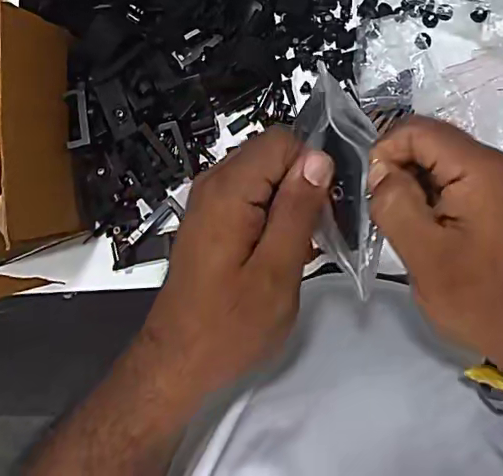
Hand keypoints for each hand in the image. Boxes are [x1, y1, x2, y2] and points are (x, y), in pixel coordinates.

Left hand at [131, 127, 333, 401]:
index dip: (311, 167)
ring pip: (265, 173)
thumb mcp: (276, 273)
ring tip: (298, 247)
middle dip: (302, 184)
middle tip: (315, 232)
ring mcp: (209, 197)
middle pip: (273, 153)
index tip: (324, 207)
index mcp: (228, 190)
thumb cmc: (225, 327)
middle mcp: (214, 183)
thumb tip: (318, 160)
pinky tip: (279, 250)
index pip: (283, 140)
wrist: (178, 360)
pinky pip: (251, 193)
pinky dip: (272, 213)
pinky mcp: (211, 214)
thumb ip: (298, 210)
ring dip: (289, 201)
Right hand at [370, 116, 502, 384]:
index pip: (414, 129)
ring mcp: (494, 177)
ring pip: (433, 157)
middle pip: (425, 138)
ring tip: (406, 223)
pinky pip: (448, 176)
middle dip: (397, 168)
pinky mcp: (492, 195)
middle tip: (388, 211)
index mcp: (477, 167)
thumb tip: (380, 170)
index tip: (375, 193)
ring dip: (411, 182)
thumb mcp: (426, 257)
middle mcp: (489, 161)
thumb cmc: (484, 300)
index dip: (385, 153)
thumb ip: (394, 204)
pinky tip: (427, 228)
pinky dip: (428, 193)